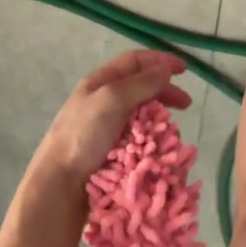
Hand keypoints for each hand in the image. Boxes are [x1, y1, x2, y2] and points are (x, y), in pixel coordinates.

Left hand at [32, 50, 191, 183]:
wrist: (59, 185)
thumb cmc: (82, 136)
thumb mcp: (111, 100)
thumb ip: (140, 83)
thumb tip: (166, 69)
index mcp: (99, 82)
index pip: (134, 61)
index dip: (159, 60)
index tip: (184, 70)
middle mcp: (102, 100)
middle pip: (140, 86)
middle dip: (164, 90)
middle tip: (186, 104)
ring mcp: (105, 127)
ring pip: (140, 112)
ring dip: (159, 115)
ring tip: (173, 128)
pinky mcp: (110, 150)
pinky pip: (137, 136)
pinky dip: (151, 137)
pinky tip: (159, 146)